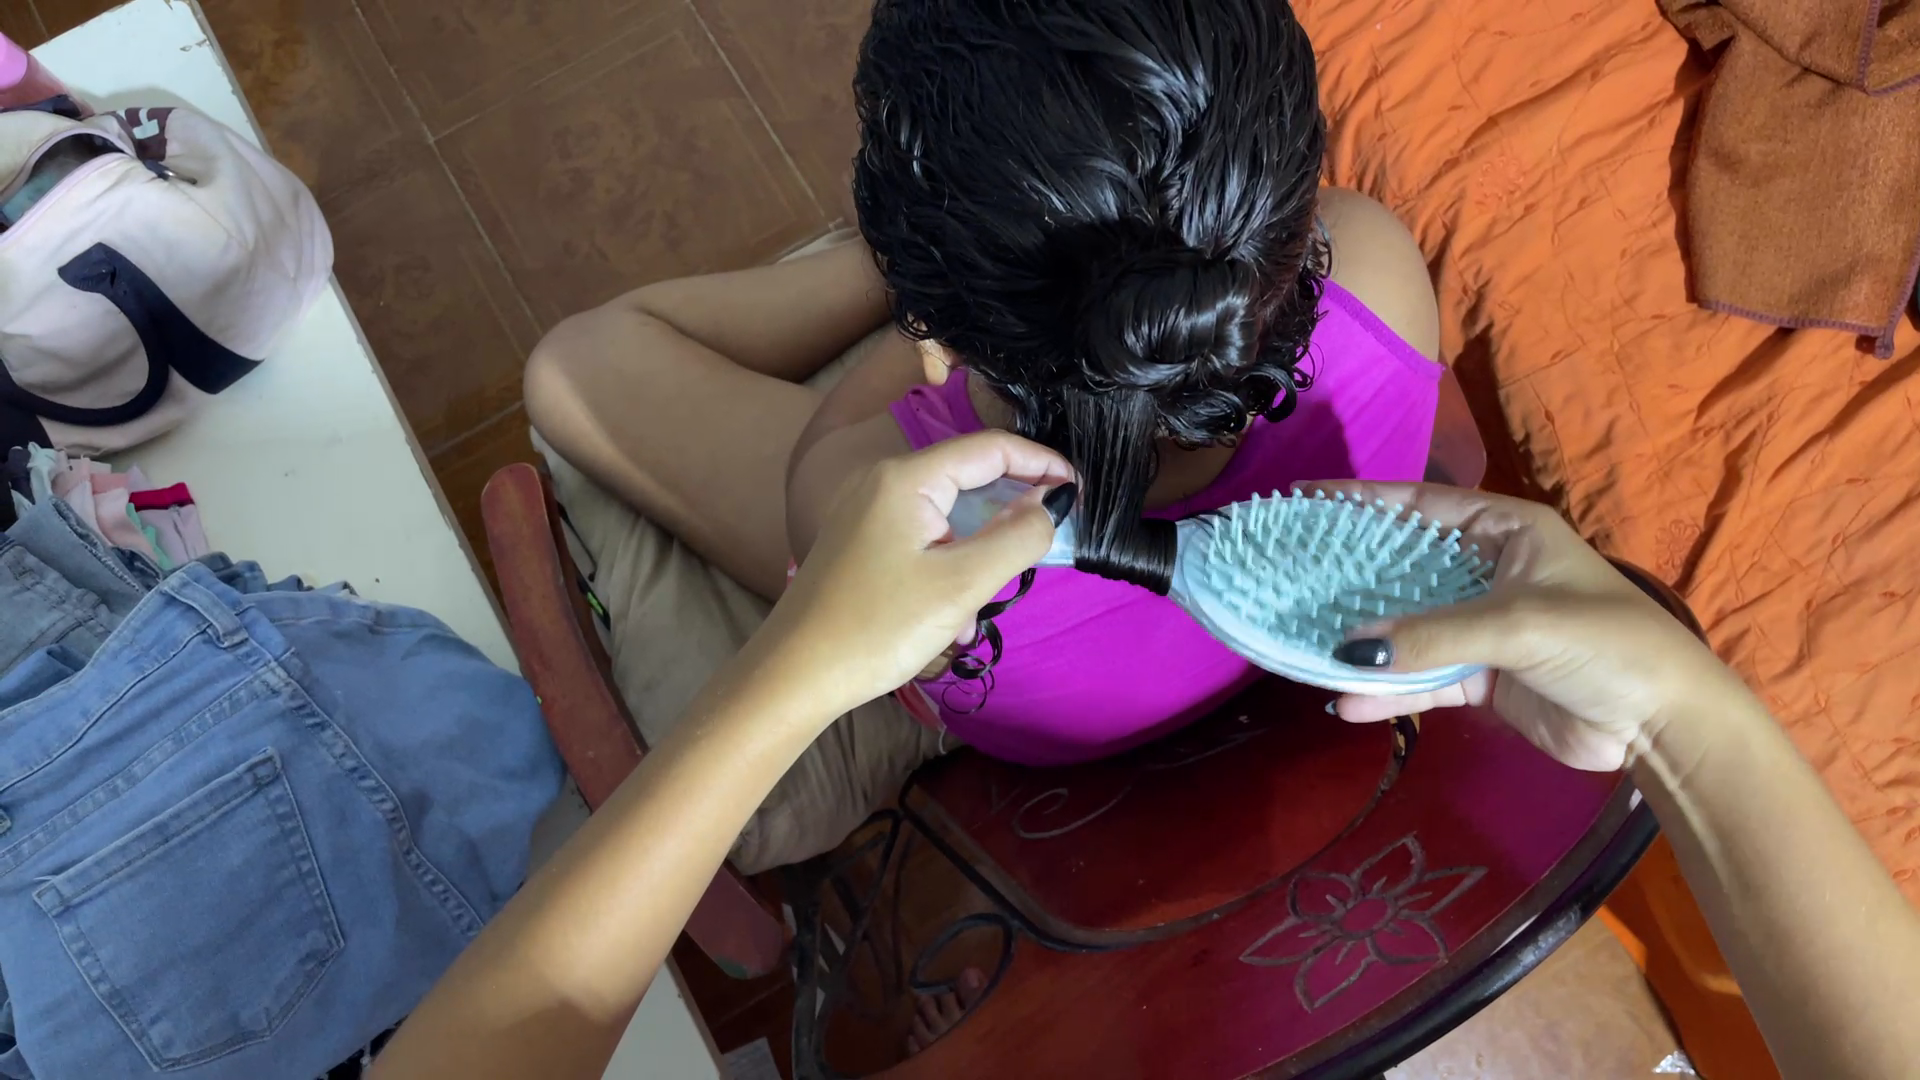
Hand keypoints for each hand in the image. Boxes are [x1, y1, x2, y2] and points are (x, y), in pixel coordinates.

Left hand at [761, 431, 1074, 714]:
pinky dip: (947, 569)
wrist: (794, 676)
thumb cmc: (879, 627)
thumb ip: (1017, 538)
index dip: (1041, 462)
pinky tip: (951, 617)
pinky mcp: (860, 544)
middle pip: (967, 482)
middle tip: (1035, 554)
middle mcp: (883, 483)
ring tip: (980, 606)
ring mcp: (867, 514)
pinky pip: (921, 542)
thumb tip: (1049, 503)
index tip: (1079, 489)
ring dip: (976, 556)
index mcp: (906, 478)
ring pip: (946, 519)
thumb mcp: (961, 585)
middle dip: (1006, 518)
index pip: (989, 449)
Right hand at [1310, 483, 1754, 770]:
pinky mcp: (1475, 676)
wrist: (1665, 729)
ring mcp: (1475, 627)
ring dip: (1363, 643)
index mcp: (1505, 534)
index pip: (1420, 505)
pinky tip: (1347, 703)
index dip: (1363, 500)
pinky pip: (1418, 678)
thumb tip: (1348, 649)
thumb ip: (1432, 635)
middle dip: (1349, 575)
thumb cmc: (1606, 644)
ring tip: (1306, 646)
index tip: (1305, 496)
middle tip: (1290, 572)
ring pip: (1403, 627)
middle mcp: (1483, 573)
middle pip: (1400, 567)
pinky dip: (1386, 692)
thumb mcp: (1518, 625)